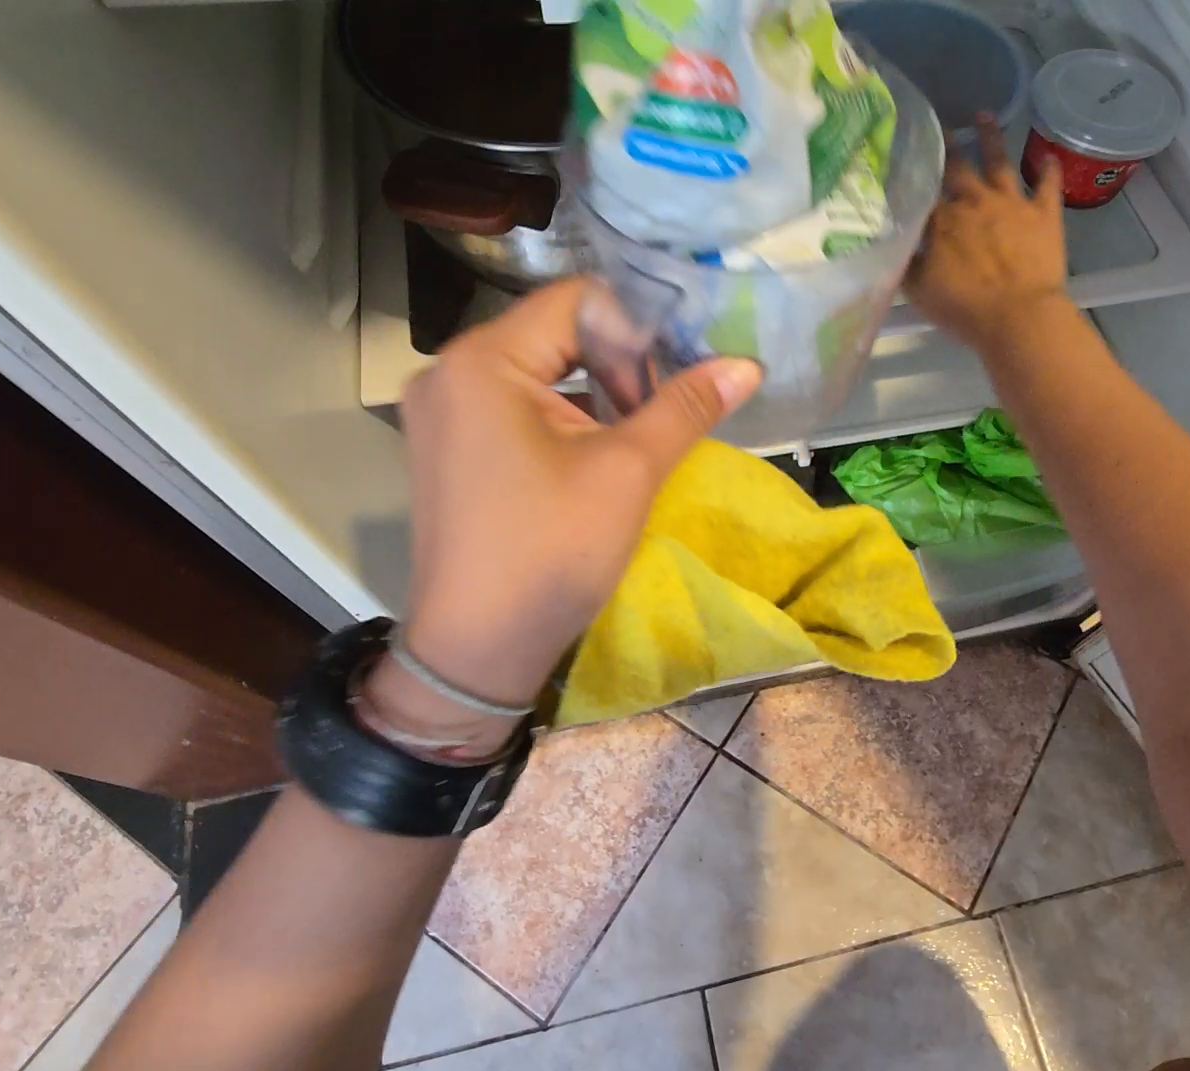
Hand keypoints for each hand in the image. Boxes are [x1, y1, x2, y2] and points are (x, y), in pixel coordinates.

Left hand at [364, 278, 761, 758]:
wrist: (476, 649)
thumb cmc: (551, 552)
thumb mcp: (628, 472)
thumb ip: (686, 408)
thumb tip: (748, 365)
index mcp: (483, 360)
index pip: (577, 301)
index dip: (638, 331)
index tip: (676, 382)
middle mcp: (449, 371)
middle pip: (554, 335)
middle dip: (619, 367)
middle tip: (660, 418)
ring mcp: (441, 413)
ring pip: (537, 375)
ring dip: (595, 397)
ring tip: (636, 443)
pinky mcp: (447, 449)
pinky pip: (514, 409)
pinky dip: (561, 422)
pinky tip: (593, 462)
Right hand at [904, 114, 1068, 351]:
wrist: (1018, 318)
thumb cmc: (964, 309)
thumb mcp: (919, 292)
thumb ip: (906, 264)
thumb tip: (893, 243)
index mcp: (941, 221)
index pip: (922, 190)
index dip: (913, 175)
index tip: (905, 159)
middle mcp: (974, 201)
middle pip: (958, 166)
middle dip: (947, 145)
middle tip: (940, 127)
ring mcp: (1012, 203)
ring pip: (999, 161)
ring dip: (991, 137)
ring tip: (985, 115)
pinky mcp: (1044, 212)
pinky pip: (1048, 183)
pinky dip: (1047, 168)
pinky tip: (1047, 157)